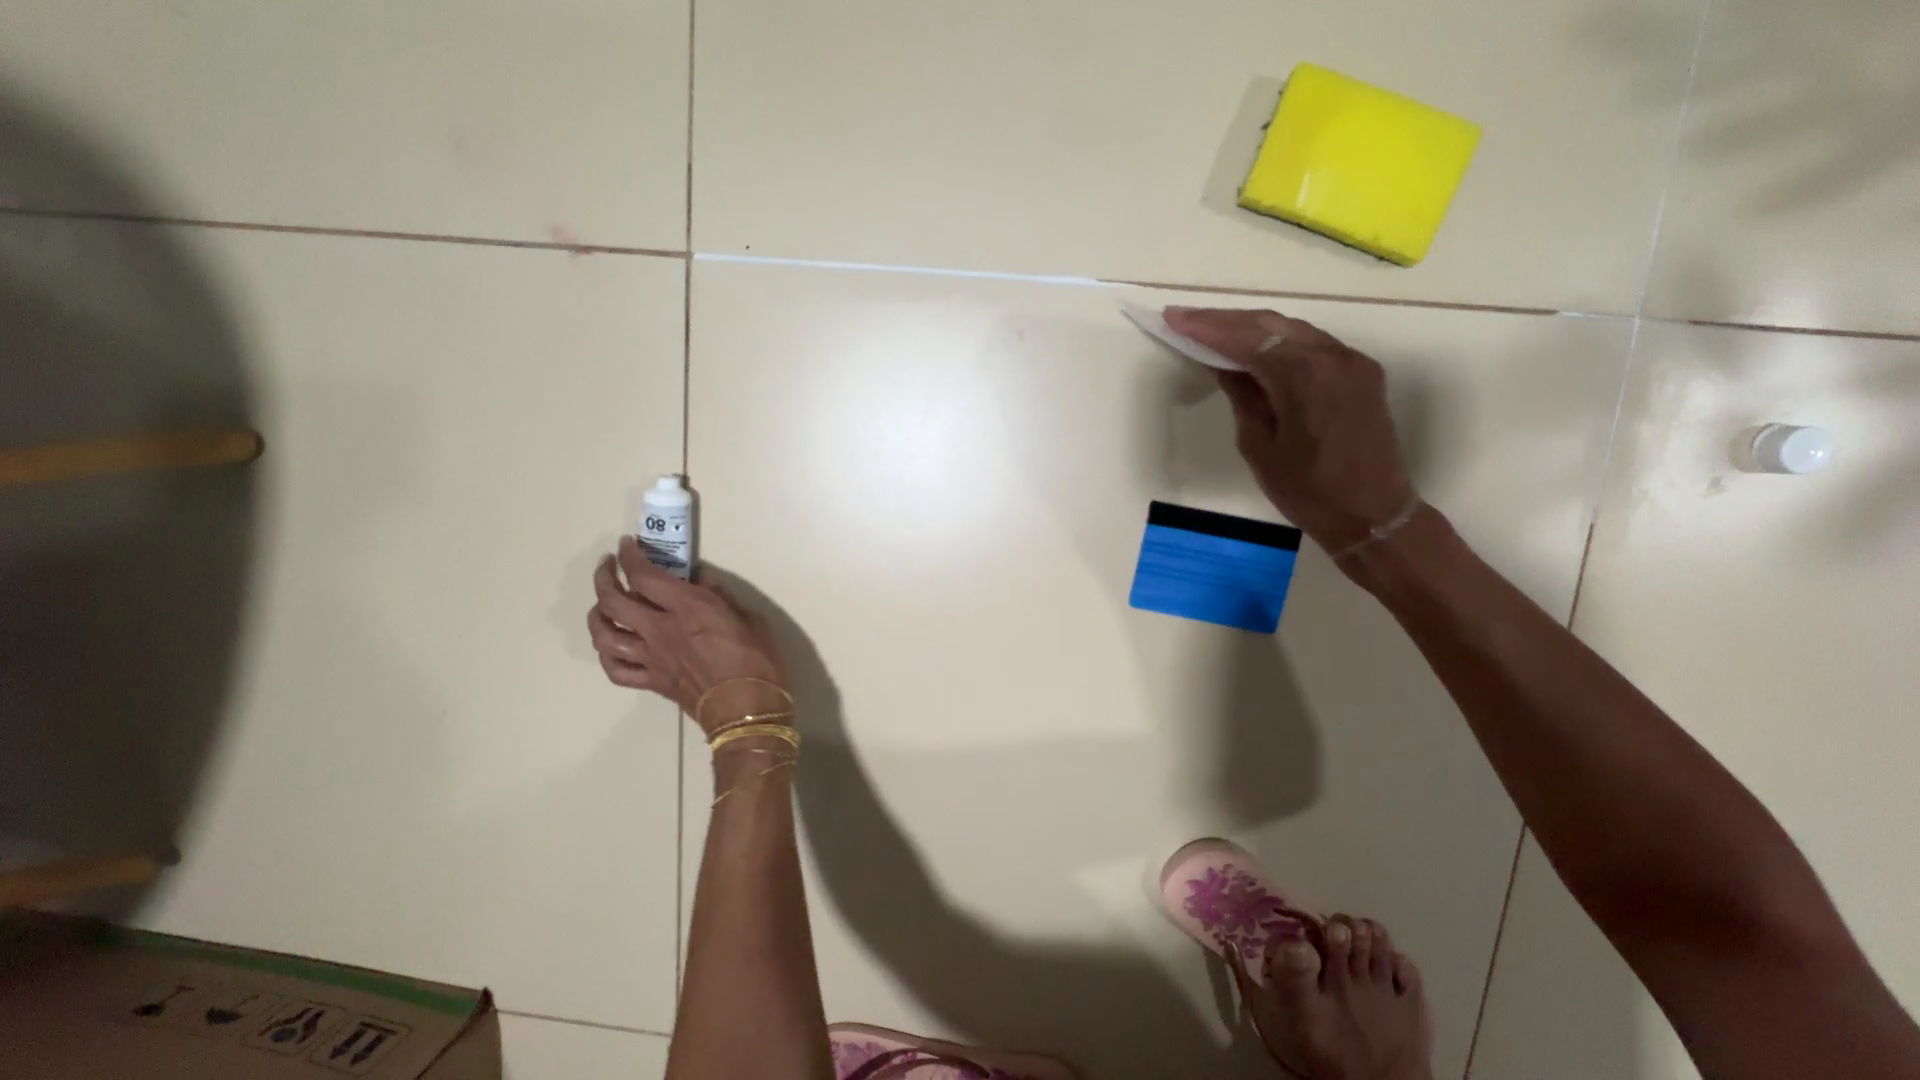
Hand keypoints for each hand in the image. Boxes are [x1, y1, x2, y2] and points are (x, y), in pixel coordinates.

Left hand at [587, 537, 789, 733]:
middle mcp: (660, 630)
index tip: (627, 544)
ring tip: (602, 603)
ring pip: (604, 633)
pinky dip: (607, 654)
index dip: (630, 556)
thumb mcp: (751, 619)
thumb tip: (702, 584)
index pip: (643, 575)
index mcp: (687, 609)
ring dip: (596, 613)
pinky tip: (612, 644)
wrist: (749, 713)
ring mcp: (651, 658)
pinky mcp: (652, 681)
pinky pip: (616, 669)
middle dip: (605, 577)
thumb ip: (721, 597)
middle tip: (609, 565)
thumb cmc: (759, 663)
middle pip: (613, 600)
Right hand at [1164, 306, 1416, 554]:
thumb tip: (1224, 365)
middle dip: (1225, 320)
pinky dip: (1279, 341)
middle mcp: (1333, 357)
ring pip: (1293, 330)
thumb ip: (1243, 397)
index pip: (1246, 339)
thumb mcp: (1260, 447)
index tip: (1173, 318)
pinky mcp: (1361, 372)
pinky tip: (1254, 348)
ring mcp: (1352, 361)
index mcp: (1305, 377)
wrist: (1373, 515)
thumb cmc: (1309, 492)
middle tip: (1185, 318)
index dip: (1206, 328)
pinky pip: (1312, 344)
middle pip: (1270, 325)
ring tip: (1212, 329)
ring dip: (1252, 327)